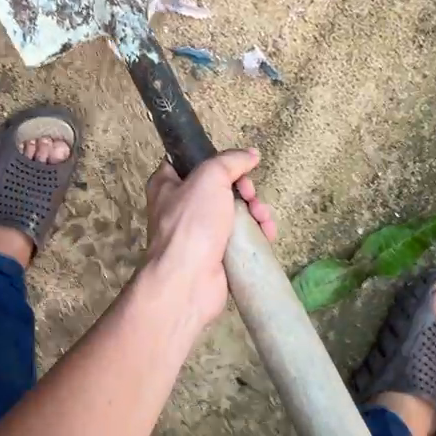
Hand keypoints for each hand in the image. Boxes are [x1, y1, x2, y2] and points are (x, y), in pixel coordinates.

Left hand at [140, 149, 278, 332]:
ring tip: (263, 217)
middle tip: (250, 194)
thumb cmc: (191, 223)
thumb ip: (230, 161)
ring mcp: (199, 233)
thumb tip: (251, 153)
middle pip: (220, 187)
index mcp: (167, 183)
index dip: (217, 161)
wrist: (188, 282)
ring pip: (234, 212)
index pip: (192, 162)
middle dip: (243, 189)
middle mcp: (180, 207)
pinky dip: (257, 233)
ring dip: (255, 210)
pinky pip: (241, 237)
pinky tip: (268, 233)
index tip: (235, 166)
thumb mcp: (210, 177)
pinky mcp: (217, 256)